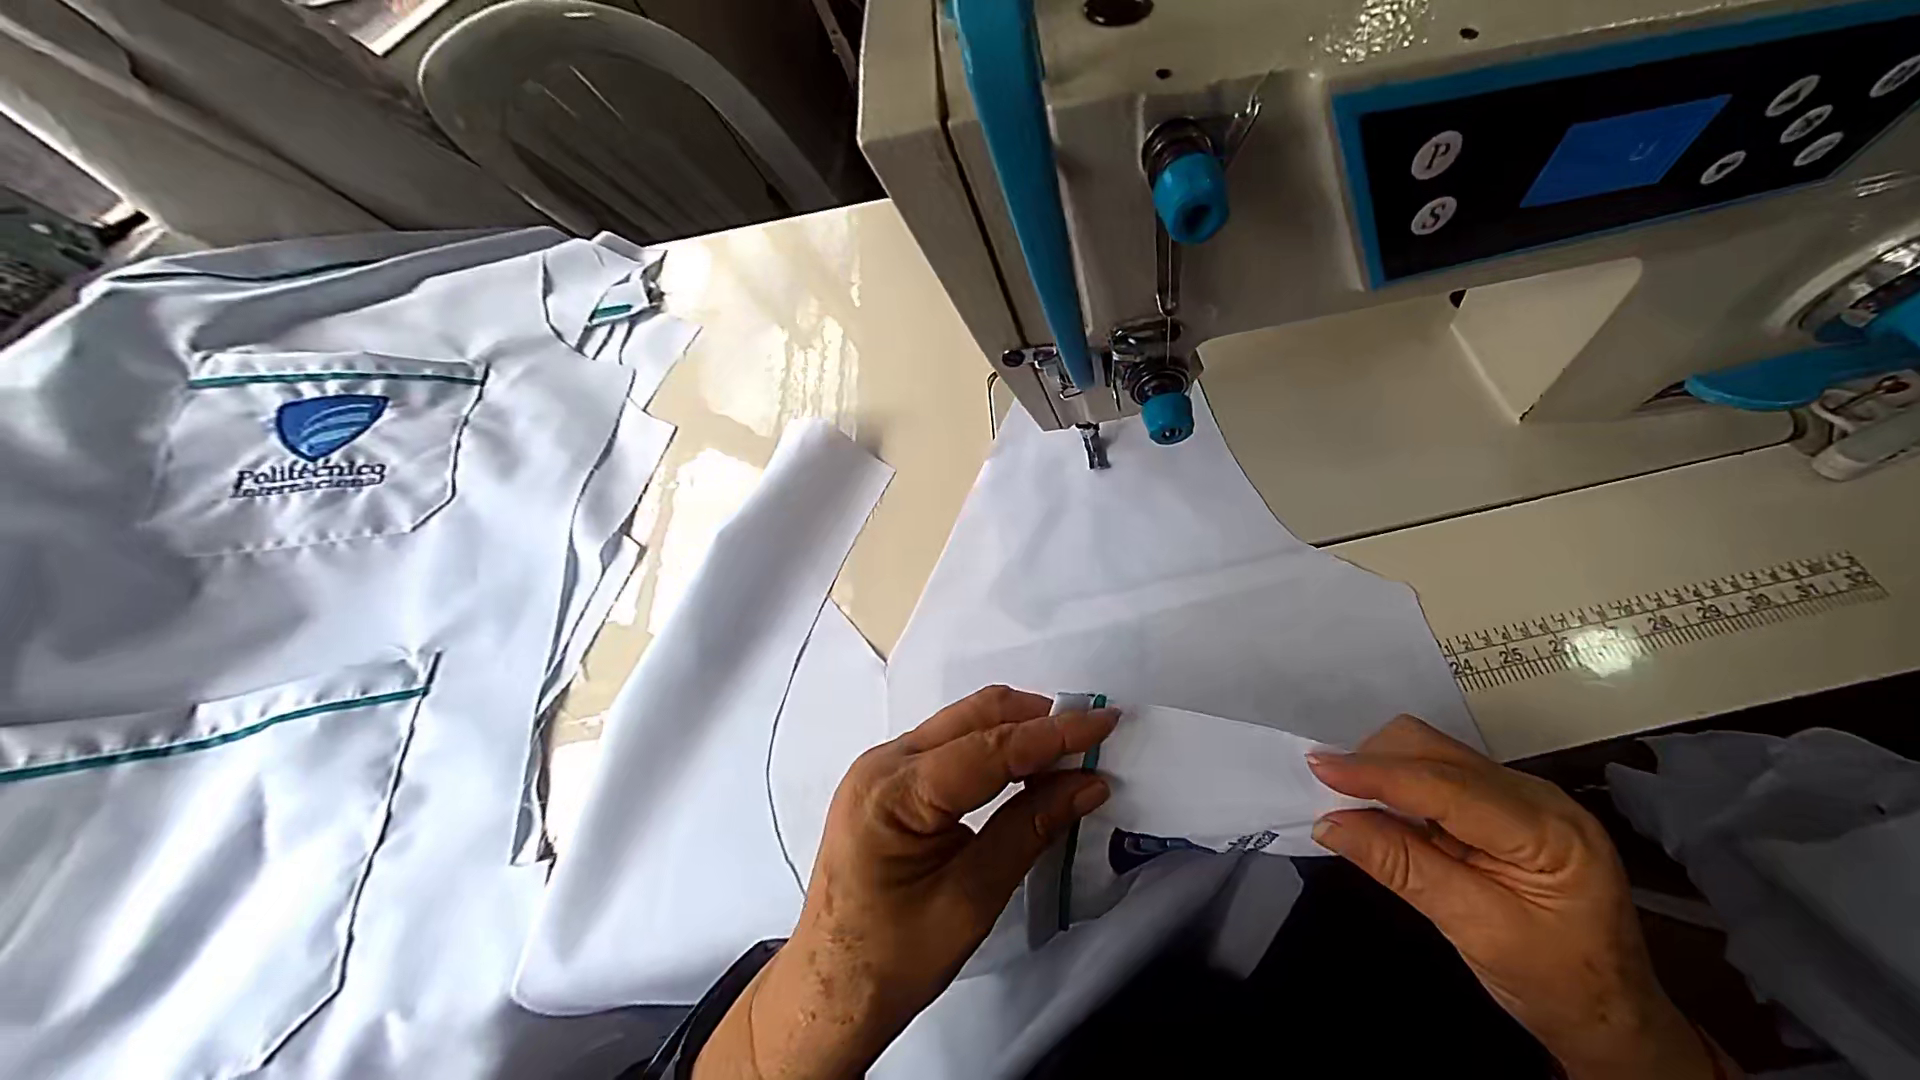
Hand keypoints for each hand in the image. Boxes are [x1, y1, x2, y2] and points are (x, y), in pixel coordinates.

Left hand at [695, 686, 1116, 1079]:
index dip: (1052, 734)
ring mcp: (878, 765)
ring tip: (1066, 748)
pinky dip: (989, 744)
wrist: (827, 989)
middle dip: (1035, 720)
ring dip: (1014, 728)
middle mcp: (881, 762)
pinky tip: (1020, 763)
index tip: (1104, 720)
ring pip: (959, 723)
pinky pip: (946, 742)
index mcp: (893, 792)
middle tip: (1091, 735)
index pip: (988, 748)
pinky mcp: (884, 777)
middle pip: (971, 719)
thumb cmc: (894, 958)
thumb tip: (1087, 783)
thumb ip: (1029, 830)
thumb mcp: (971, 899)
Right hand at [1307, 716, 1722, 1079]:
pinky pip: (1436, 771)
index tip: (1317, 767)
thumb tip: (1330, 823)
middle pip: (1435, 750)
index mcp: (1549, 832)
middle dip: (1374, 763)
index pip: (1446, 785)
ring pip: (1430, 752)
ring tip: (1348, 802)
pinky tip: (1381, 809)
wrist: (1611, 1016)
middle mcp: (1537, 797)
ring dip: (1382, 769)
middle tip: (1326, 791)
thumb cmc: (1555, 983)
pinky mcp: (1501, 801)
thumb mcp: (1474, 930)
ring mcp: (1521, 795)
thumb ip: (1401, 867)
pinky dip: (1398, 783)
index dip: (1376, 772)